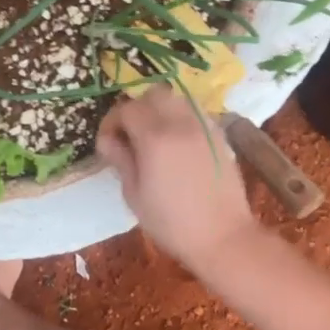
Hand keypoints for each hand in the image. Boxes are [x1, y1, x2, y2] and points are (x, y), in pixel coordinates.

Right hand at [97, 83, 261, 267]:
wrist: (222, 236)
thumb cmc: (170, 222)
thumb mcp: (134, 194)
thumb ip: (121, 160)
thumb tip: (108, 140)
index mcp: (155, 137)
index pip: (127, 109)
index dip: (112, 122)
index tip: (107, 142)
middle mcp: (181, 122)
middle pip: (154, 93)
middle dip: (137, 109)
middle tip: (129, 135)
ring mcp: (205, 126)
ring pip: (178, 99)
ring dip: (160, 111)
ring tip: (153, 139)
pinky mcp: (220, 135)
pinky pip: (195, 113)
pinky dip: (180, 120)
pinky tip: (176, 146)